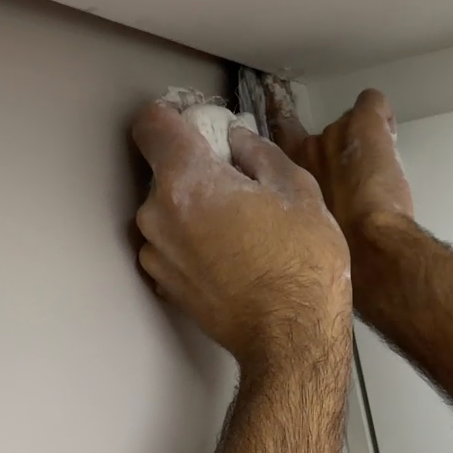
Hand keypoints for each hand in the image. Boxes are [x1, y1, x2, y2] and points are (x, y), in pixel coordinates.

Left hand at [131, 102, 350, 372]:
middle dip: (196, 167)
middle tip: (241, 181)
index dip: (173, 115)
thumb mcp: (298, 189)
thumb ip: (259, 152)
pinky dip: (193, 238)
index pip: (151, 124)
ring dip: (194, 206)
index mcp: (188, 180)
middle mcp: (158, 214)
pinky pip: (172, 243)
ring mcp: (157, 254)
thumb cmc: (301, 262)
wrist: (292, 337)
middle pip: (163, 169)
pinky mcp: (165, 284)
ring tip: (242, 224)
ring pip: (167, 209)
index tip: (196, 122)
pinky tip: (233, 252)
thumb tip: (237, 141)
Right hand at [269, 88, 414, 242]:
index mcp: (285, 171)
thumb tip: (318, 204)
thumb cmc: (340, 245)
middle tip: (357, 174)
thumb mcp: (309, 226)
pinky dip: (383, 114)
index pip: (280, 144)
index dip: (297, 148)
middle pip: (327, 136)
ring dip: (363, 140)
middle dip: (342, 150)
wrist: (367, 242)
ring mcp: (336, 133)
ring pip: (351, 125)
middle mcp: (306, 148)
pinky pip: (372, 103)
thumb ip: (307, 207)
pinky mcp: (364, 122)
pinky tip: (390, 134)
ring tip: (377, 164)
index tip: (311, 157)